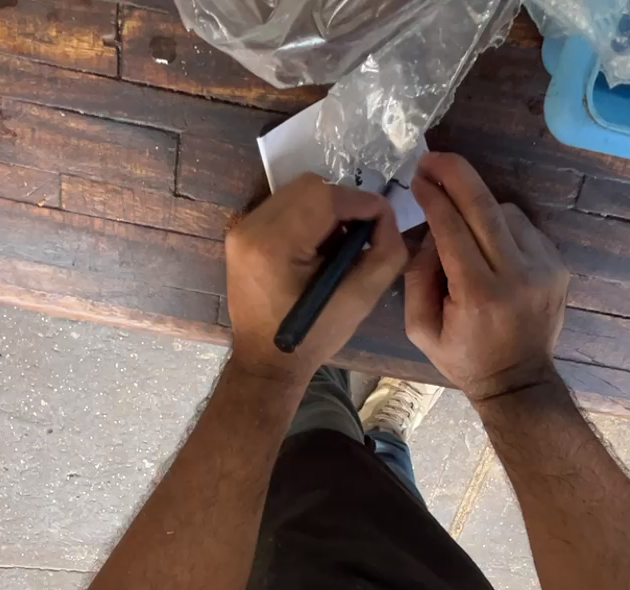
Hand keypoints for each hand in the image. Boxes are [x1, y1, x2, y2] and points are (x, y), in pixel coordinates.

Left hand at [225, 173, 405, 384]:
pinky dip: (307, 218)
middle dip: (344, 205)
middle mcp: (251, 228)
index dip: (363, 204)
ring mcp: (241, 230)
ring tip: (340, 245)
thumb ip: (385, 255)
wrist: (266, 363)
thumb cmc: (312, 339)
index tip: (384, 223)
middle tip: (361, 236)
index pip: (327, 197)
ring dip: (326, 210)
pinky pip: (282, 207)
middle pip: (310, 187)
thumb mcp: (359, 302)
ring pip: (296, 193)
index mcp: (274, 245)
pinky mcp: (241, 236)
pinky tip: (318, 248)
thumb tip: (388, 219)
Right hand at [405, 153, 569, 402]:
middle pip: (484, 206)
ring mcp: (543, 268)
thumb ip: (416, 278)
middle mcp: (515, 276)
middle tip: (432, 158)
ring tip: (460, 223)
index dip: (433, 197)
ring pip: (505, 211)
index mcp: (478, 296)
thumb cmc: (463, 358)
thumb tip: (429, 232)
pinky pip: (523, 227)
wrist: (518, 381)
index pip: (452, 229)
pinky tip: (488, 243)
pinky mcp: (557, 265)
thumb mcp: (421, 329)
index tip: (418, 177)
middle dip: (456, 174)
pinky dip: (500, 226)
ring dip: (478, 208)